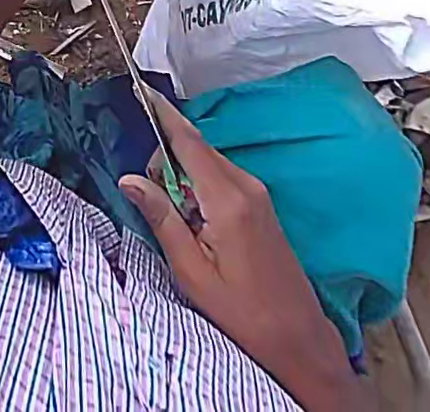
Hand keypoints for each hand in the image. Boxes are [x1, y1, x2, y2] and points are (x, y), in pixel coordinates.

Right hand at [123, 90, 364, 409]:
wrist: (299, 341)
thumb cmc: (243, 314)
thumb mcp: (192, 272)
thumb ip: (161, 218)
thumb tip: (129, 178)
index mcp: (228, 199)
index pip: (187, 140)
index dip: (162, 113)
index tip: (141, 88)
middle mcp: (245, 184)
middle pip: (194, 148)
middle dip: (164, 159)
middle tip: (152, 198)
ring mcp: (256, 191)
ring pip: (204, 161)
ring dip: (181, 176)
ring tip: (178, 222)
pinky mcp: (259, 201)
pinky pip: (218, 176)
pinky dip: (197, 186)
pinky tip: (195, 221)